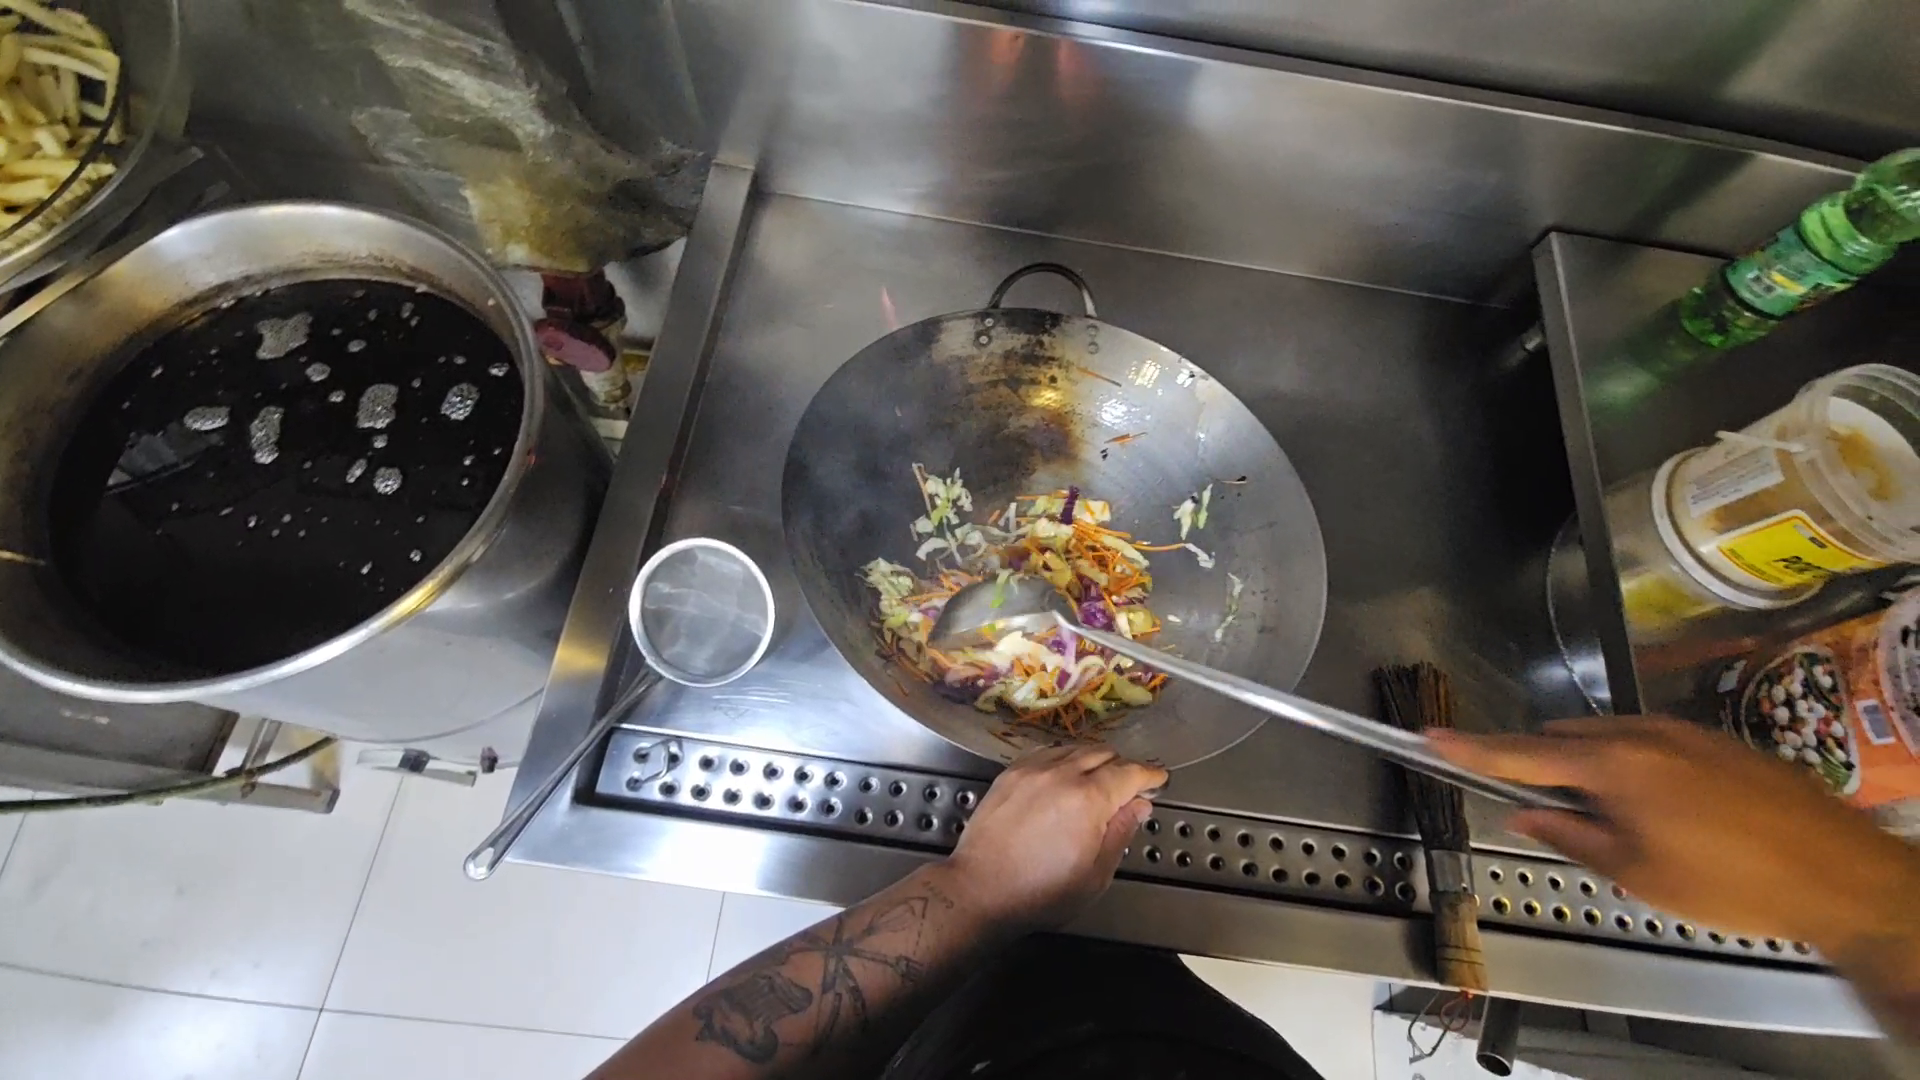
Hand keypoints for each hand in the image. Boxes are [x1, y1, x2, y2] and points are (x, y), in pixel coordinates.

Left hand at [941, 746, 1165, 929]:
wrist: (980, 888)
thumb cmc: (1041, 892)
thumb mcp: (1095, 875)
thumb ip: (1120, 833)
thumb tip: (1139, 804)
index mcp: (1088, 798)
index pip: (1128, 773)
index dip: (1148, 775)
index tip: (1159, 778)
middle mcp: (1061, 773)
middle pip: (1102, 754)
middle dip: (1122, 766)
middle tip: (1130, 785)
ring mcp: (1032, 769)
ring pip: (1074, 749)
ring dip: (1094, 759)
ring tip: (1100, 778)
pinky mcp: (1011, 772)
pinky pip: (1047, 752)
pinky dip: (1065, 758)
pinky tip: (1066, 772)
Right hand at [1431, 716, 1919, 949]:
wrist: (1857, 882)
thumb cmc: (1735, 884)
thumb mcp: (1638, 873)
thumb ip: (1570, 834)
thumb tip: (1525, 815)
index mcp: (1611, 766)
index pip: (1519, 754)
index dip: (1469, 748)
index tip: (1429, 736)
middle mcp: (1638, 735)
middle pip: (1560, 739)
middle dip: (1544, 765)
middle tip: (1558, 810)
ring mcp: (1680, 732)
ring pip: (1604, 737)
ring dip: (1591, 764)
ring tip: (1624, 816)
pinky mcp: (1715, 740)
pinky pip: (1647, 740)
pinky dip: (1633, 764)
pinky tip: (1672, 808)